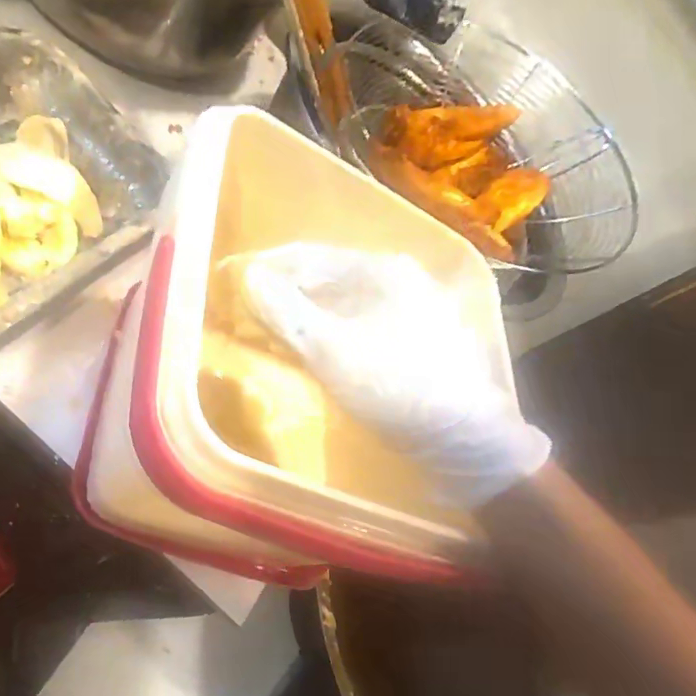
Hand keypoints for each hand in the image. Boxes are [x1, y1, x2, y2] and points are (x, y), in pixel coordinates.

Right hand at [237, 242, 549, 506]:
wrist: (465, 439)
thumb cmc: (394, 388)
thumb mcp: (330, 351)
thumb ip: (286, 313)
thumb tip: (248, 276)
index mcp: (381, 269)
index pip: (308, 256)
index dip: (265, 268)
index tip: (230, 281)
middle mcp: (401, 278)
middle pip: (327, 276)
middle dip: (285, 291)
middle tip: (247, 310)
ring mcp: (415, 309)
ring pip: (345, 301)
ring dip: (307, 312)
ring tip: (275, 329)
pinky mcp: (419, 339)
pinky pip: (361, 323)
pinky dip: (331, 330)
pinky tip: (318, 348)